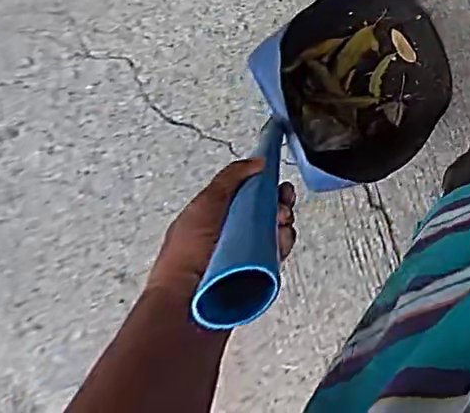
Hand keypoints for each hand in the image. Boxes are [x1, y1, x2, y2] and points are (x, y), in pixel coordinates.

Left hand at [146, 158, 297, 297]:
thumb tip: (257, 161)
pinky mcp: (256, 274)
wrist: (188, 307)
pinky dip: (283, 245)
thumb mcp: (205, 203)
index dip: (266, 183)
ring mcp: (243, 254)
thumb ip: (231, 177)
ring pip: (276, 229)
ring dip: (283, 224)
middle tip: (281, 208)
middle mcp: (230, 233)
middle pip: (266, 208)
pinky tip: (279, 244)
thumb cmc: (185, 258)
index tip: (277, 182)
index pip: (248, 190)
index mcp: (215, 215)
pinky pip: (278, 252)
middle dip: (280, 203)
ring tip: (278, 227)